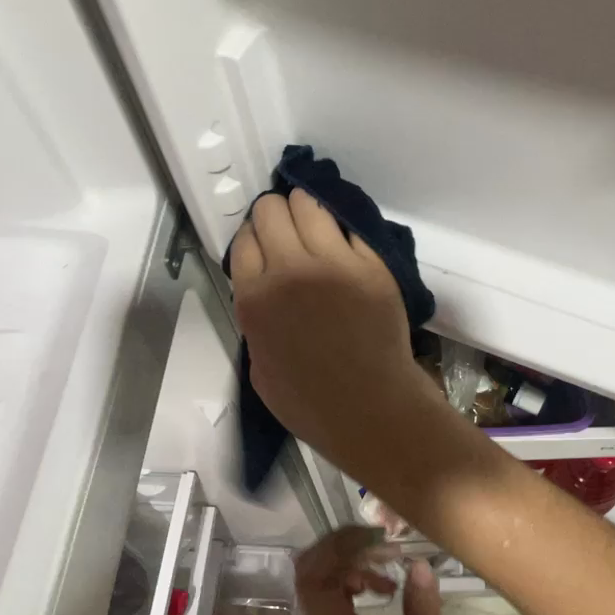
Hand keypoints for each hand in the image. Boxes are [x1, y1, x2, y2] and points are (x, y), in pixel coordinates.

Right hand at [229, 190, 437, 460]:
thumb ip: (256, 320)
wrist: (371, 408)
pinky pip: (349, 227)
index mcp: (255, 299)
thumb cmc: (310, 403)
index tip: (260, 242)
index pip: (243, 240)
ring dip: (304, 207)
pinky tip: (341, 236)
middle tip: (283, 225)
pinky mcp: (371, 263)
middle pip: (270, 212)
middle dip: (273, 214)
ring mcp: (334, 263)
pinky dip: (341, 227)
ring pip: (309, 206)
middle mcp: (290, 271)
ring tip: (309, 216)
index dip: (251, 238)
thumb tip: (265, 293)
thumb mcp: (259, 365)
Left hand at [296, 528, 455, 614]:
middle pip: (309, 573)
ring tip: (390, 565)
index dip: (337, 548)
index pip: (313, 579)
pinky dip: (351, 579)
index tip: (377, 538)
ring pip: (317, 581)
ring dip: (349, 561)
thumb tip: (420, 565)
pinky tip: (383, 587)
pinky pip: (329, 597)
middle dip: (344, 547)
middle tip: (387, 545)